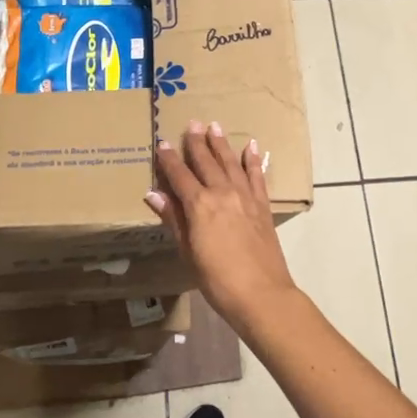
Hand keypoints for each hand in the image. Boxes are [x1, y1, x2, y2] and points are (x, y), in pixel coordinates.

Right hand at [146, 119, 297, 331]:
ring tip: (214, 126)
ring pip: (230, 163)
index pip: (180, 176)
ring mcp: (245, 197)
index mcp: (200, 205)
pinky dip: (253, 160)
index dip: (170, 160)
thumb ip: (173, 219)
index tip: (163, 143)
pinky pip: (257, 176)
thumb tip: (153, 193)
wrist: (262, 294)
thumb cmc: (217, 280)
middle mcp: (222, 193)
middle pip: (206, 162)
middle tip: (192, 123)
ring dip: (221, 144)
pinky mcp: (262, 206)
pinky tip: (251, 147)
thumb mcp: (188, 252)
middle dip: (197, 142)